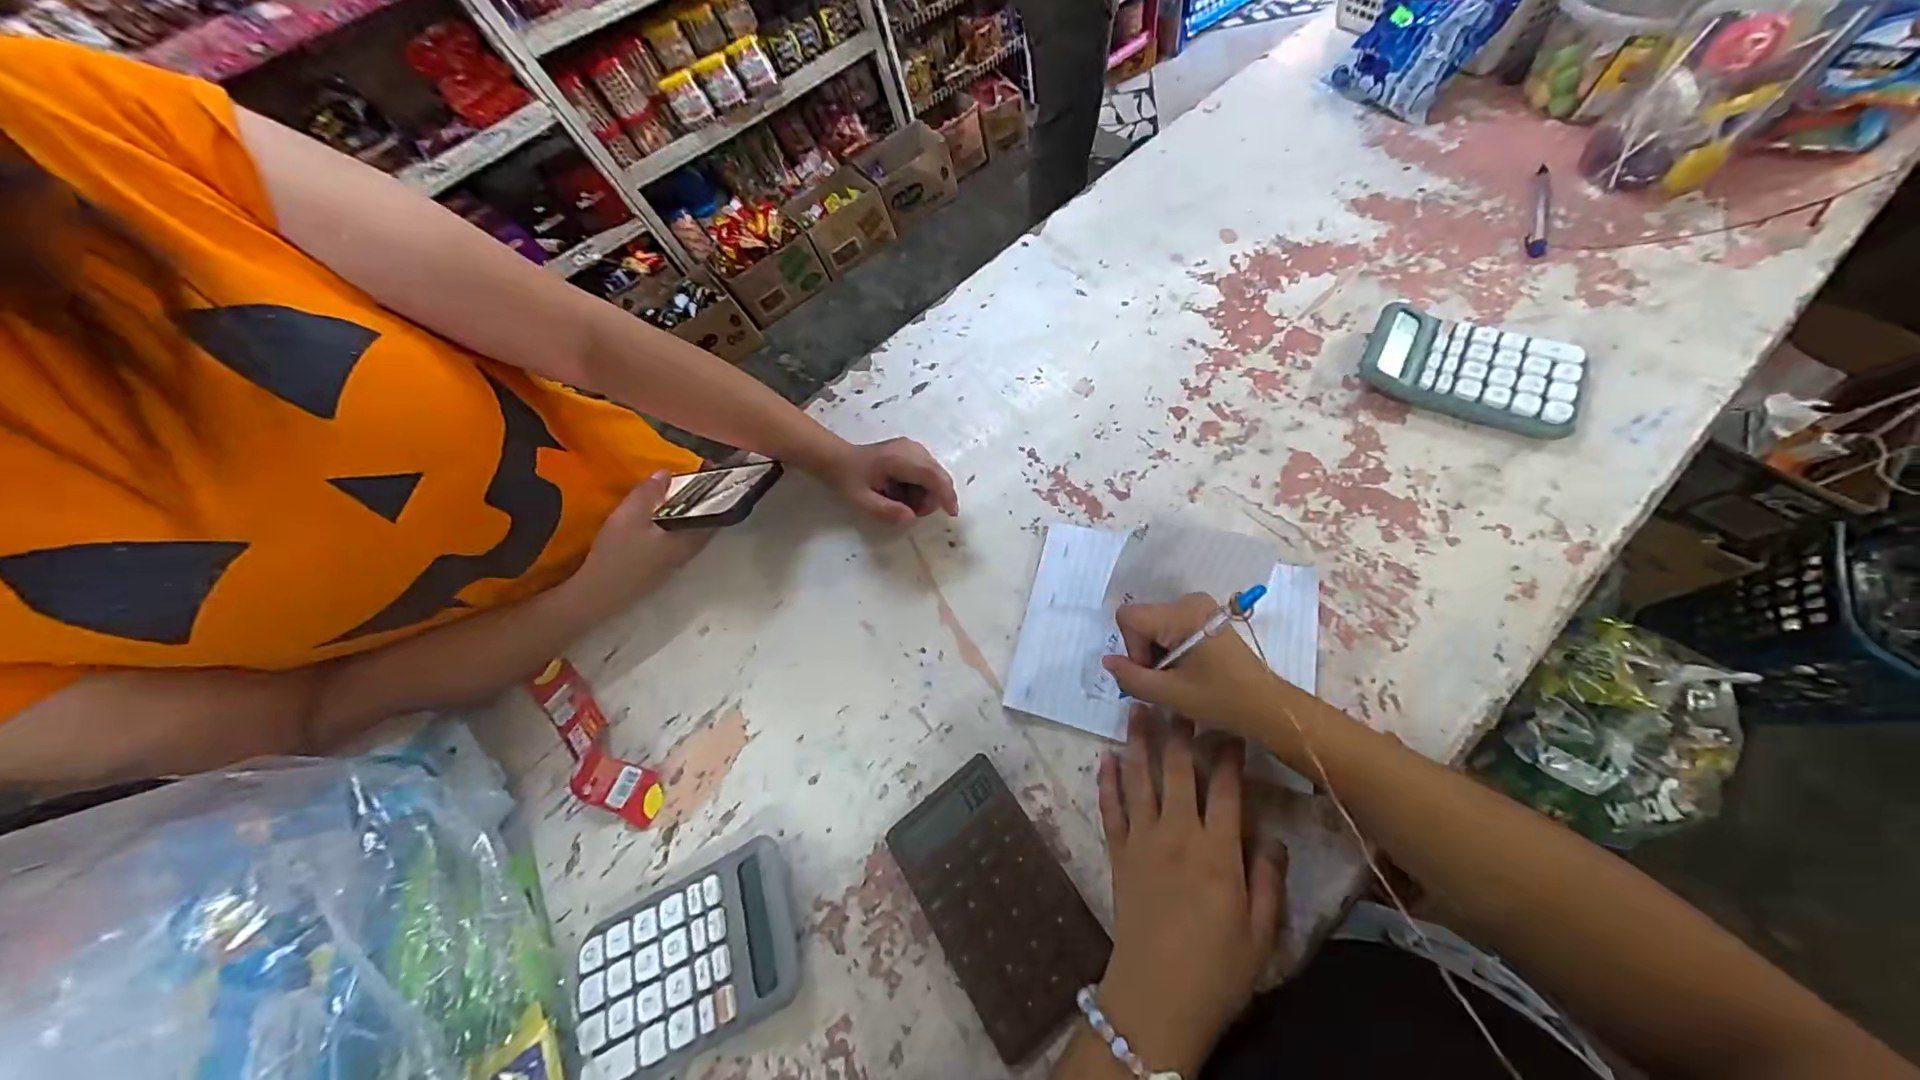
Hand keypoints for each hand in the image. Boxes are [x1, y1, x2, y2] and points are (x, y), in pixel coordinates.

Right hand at [570, 472, 712, 606]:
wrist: (597, 594)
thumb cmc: (619, 552)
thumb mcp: (631, 515)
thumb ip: (649, 492)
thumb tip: (666, 473)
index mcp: (689, 540)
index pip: (714, 515)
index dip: (714, 494)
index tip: (710, 476)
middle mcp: (688, 553)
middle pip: (703, 524)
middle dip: (700, 503)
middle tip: (693, 481)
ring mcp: (674, 564)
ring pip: (688, 534)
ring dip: (685, 516)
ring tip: (676, 495)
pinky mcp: (659, 570)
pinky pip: (675, 542)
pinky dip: (673, 527)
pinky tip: (659, 519)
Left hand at [817, 437, 959, 524]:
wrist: (837, 458)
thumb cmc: (848, 478)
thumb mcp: (861, 499)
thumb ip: (886, 510)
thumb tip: (911, 518)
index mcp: (900, 459)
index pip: (933, 476)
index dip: (945, 495)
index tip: (951, 513)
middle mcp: (912, 449)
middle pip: (938, 476)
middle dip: (931, 498)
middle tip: (908, 511)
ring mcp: (913, 448)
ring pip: (934, 476)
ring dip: (924, 494)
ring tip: (899, 500)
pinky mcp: (912, 451)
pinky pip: (927, 472)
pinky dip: (920, 487)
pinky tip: (902, 491)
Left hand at [1094, 715, 1286, 1076]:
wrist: (1156, 996)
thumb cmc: (1218, 970)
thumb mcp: (1261, 932)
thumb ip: (1268, 880)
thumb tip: (1272, 839)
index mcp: (1218, 851)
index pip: (1226, 789)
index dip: (1229, 754)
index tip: (1231, 725)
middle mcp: (1177, 834)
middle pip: (1178, 771)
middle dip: (1178, 731)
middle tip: (1177, 695)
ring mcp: (1142, 841)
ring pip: (1140, 780)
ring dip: (1139, 743)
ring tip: (1137, 710)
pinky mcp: (1118, 854)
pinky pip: (1111, 809)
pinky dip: (1108, 782)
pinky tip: (1107, 758)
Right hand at [1100, 594, 1290, 741]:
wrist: (1267, 706)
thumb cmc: (1221, 699)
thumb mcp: (1170, 694)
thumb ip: (1131, 676)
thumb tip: (1108, 661)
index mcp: (1182, 613)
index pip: (1129, 618)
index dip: (1132, 648)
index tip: (1154, 672)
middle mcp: (1189, 600)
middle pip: (1141, 619)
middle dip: (1144, 650)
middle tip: (1166, 679)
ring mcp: (1199, 606)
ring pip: (1153, 623)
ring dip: (1156, 651)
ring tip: (1178, 676)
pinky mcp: (1206, 616)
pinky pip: (1169, 625)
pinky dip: (1169, 647)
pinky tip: (1187, 668)